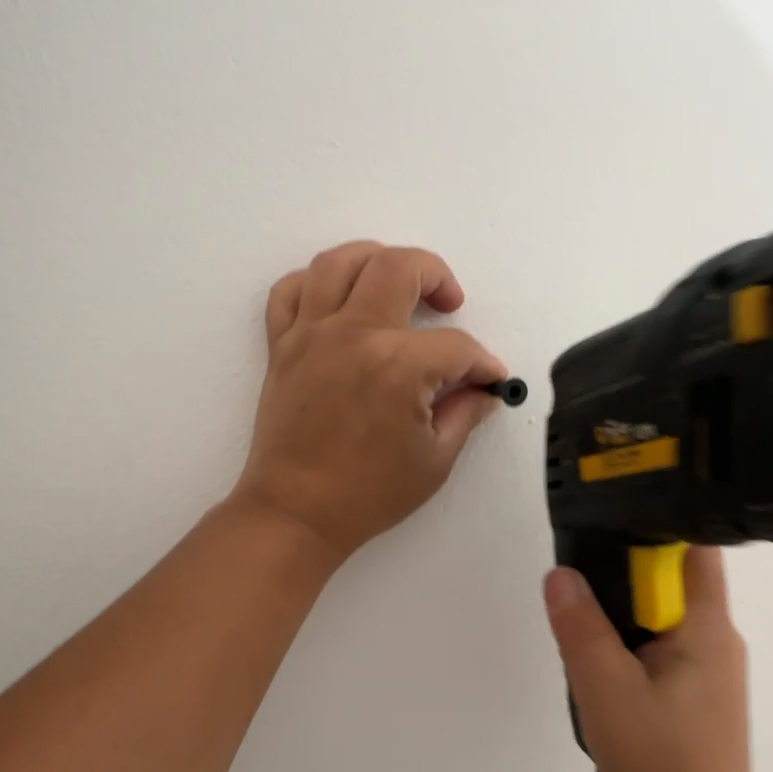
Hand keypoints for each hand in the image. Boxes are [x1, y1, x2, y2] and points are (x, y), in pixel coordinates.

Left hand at [234, 241, 507, 559]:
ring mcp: (312, 335)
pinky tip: (340, 299)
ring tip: (397, 281)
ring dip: (377, 259)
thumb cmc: (368, 494)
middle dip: (437, 276)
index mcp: (399, 366)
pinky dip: (317, 283)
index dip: (482, 362)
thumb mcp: (435, 459)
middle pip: (400, 268)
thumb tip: (483, 390)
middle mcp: (355, 336)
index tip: (489, 379)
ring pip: (340, 261)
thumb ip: (465, 413)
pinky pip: (291, 290)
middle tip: (450, 302)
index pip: (456, 345)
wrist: (296, 512)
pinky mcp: (282, 346)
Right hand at [543, 547, 757, 771]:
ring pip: (667, 625)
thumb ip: (580, 627)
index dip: (659, 526)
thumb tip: (560, 574)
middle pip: (675, 586)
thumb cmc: (659, 756)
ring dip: (629, 626)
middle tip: (585, 598)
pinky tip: (611, 683)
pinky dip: (637, 655)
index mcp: (709, 625)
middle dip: (629, 585)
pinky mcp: (705, 703)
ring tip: (591, 646)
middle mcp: (721, 641)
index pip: (696, 548)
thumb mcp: (605, 686)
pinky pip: (668, 656)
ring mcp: (716, 674)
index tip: (611, 526)